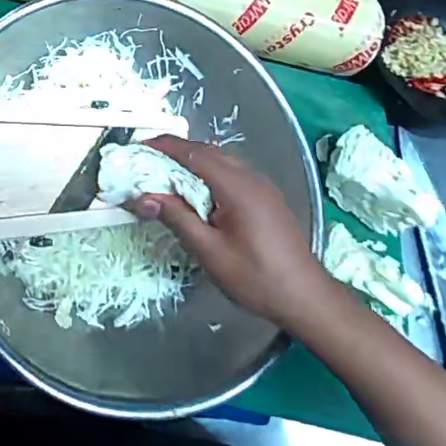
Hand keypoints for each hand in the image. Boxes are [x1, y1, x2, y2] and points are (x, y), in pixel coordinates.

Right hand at [128, 136, 340, 330]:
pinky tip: (197, 192)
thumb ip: (176, 217)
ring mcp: (262, 186)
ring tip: (165, 176)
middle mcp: (251, 177)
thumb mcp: (209, 251)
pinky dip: (207, 172)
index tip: (138, 149)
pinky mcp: (267, 197)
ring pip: (220, 161)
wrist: (308, 299)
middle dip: (174, 152)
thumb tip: (142, 196)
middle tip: (146, 163)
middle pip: (207, 152)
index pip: (193, 153)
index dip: (164, 147)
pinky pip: (231, 172)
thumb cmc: (256, 278)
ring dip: (191, 162)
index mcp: (237, 186)